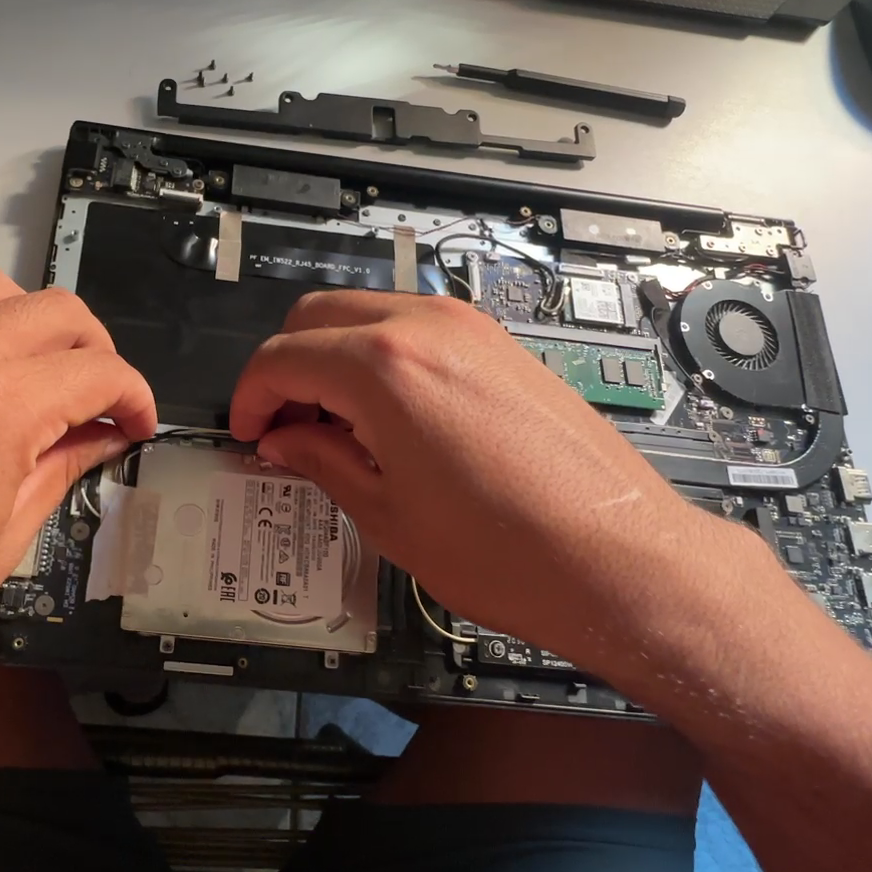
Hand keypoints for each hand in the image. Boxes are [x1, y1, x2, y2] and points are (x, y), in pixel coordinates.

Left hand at [0, 267, 155, 729]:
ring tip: (40, 374)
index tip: (139, 425)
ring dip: (31, 322)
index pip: (97, 370)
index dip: (134, 396)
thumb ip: (66, 465)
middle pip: (56, 310)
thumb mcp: (7, 537)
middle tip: (102, 400)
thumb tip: (109, 434)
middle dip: (96, 350)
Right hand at [229, 290, 783, 686]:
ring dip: (331, 356)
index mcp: (382, 367)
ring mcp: (468, 328)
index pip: (281, 358)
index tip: (249, 432)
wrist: (622, 560)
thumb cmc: (504, 551)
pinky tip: (388, 416)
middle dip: (285, 367)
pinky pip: (412, 326)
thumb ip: (321, 459)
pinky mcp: (498, 343)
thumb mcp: (386, 515)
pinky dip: (378, 355)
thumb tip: (283, 439)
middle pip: (315, 315)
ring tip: (336, 425)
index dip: (250, 397)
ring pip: (364, 311)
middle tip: (284, 426)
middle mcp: (424, 326)